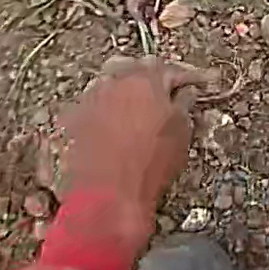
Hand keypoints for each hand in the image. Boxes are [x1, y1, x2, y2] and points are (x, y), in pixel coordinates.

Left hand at [58, 56, 211, 254]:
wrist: (106, 202)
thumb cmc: (151, 163)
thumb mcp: (182, 129)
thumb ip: (184, 102)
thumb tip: (184, 93)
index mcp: (143, 79)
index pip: (171, 68)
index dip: (188, 77)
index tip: (201, 83)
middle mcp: (111, 83)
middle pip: (132, 67)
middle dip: (149, 76)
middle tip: (164, 90)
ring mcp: (85, 102)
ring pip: (106, 85)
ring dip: (122, 91)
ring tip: (136, 107)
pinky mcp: (68, 125)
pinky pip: (89, 107)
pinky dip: (102, 111)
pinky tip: (112, 125)